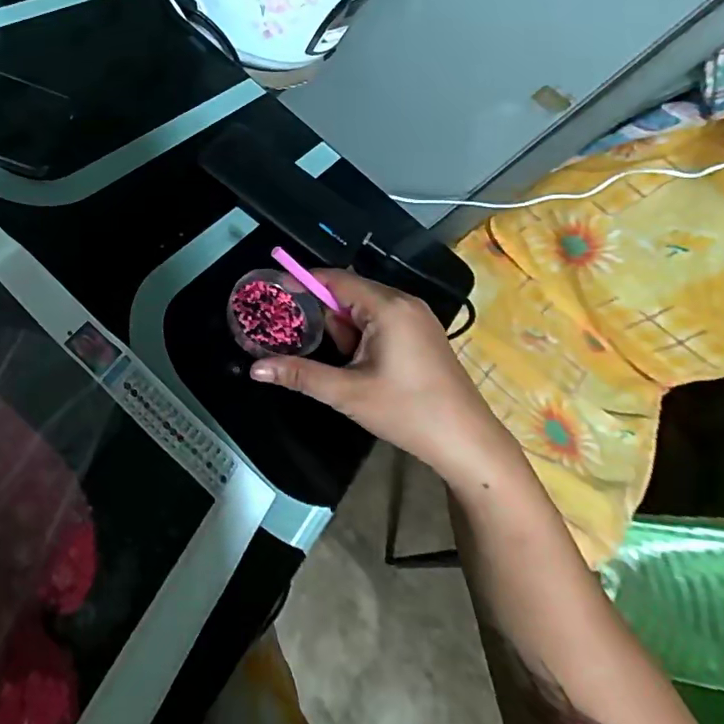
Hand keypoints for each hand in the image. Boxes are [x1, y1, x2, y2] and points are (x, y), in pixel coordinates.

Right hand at [247, 269, 514, 489]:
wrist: (468, 444)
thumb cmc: (408, 413)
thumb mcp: (347, 393)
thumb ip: (299, 374)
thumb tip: (255, 369)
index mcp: (388, 308)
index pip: (335, 279)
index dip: (302, 282)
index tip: (274, 293)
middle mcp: (405, 303)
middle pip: (347, 293)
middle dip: (324, 316)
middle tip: (307, 345)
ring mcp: (417, 318)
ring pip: (362, 310)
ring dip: (344, 331)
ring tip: (344, 367)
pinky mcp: (422, 334)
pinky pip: (380, 321)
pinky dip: (361, 336)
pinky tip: (361, 366)